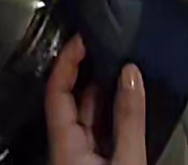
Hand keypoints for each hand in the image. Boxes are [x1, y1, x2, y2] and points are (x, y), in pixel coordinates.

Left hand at [46, 35, 146, 164]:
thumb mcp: (127, 162)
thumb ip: (128, 120)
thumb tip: (130, 70)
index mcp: (64, 146)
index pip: (56, 91)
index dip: (67, 59)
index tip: (84, 35)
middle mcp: (67, 149)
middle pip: (73, 99)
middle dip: (90, 68)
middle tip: (111, 41)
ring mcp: (81, 159)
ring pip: (90, 115)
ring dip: (106, 88)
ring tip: (126, 59)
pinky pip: (102, 131)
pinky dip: (114, 109)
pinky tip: (132, 97)